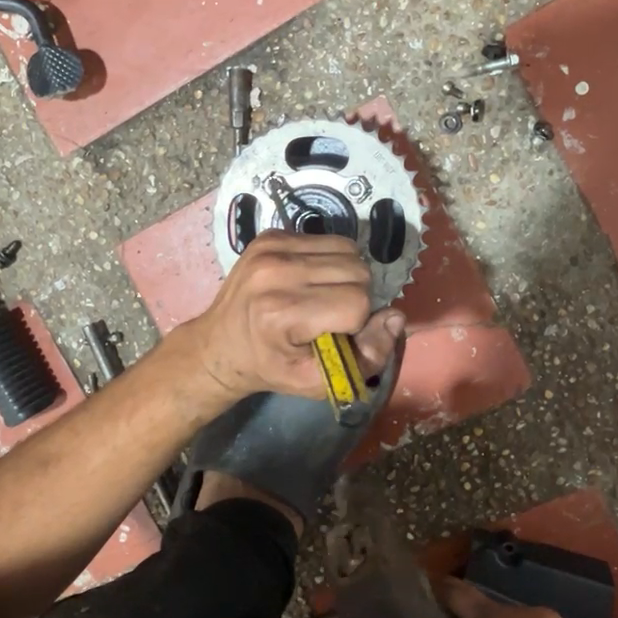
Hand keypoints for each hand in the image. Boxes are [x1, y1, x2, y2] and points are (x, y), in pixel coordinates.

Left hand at [179, 231, 404, 402]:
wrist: (220, 345)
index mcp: (282, 312)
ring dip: (347, 276)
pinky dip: (329, 260)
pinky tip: (309, 281)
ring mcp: (270, 248)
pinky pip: (328, 238)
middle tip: (330, 318)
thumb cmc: (270, 368)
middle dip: (356, 297)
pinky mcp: (270, 234)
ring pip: (348, 250)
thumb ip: (366, 357)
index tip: (334, 336)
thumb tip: (397, 317)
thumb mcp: (319, 382)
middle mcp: (274, 272)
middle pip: (357, 271)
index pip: (356, 303)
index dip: (356, 323)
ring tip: (322, 298)